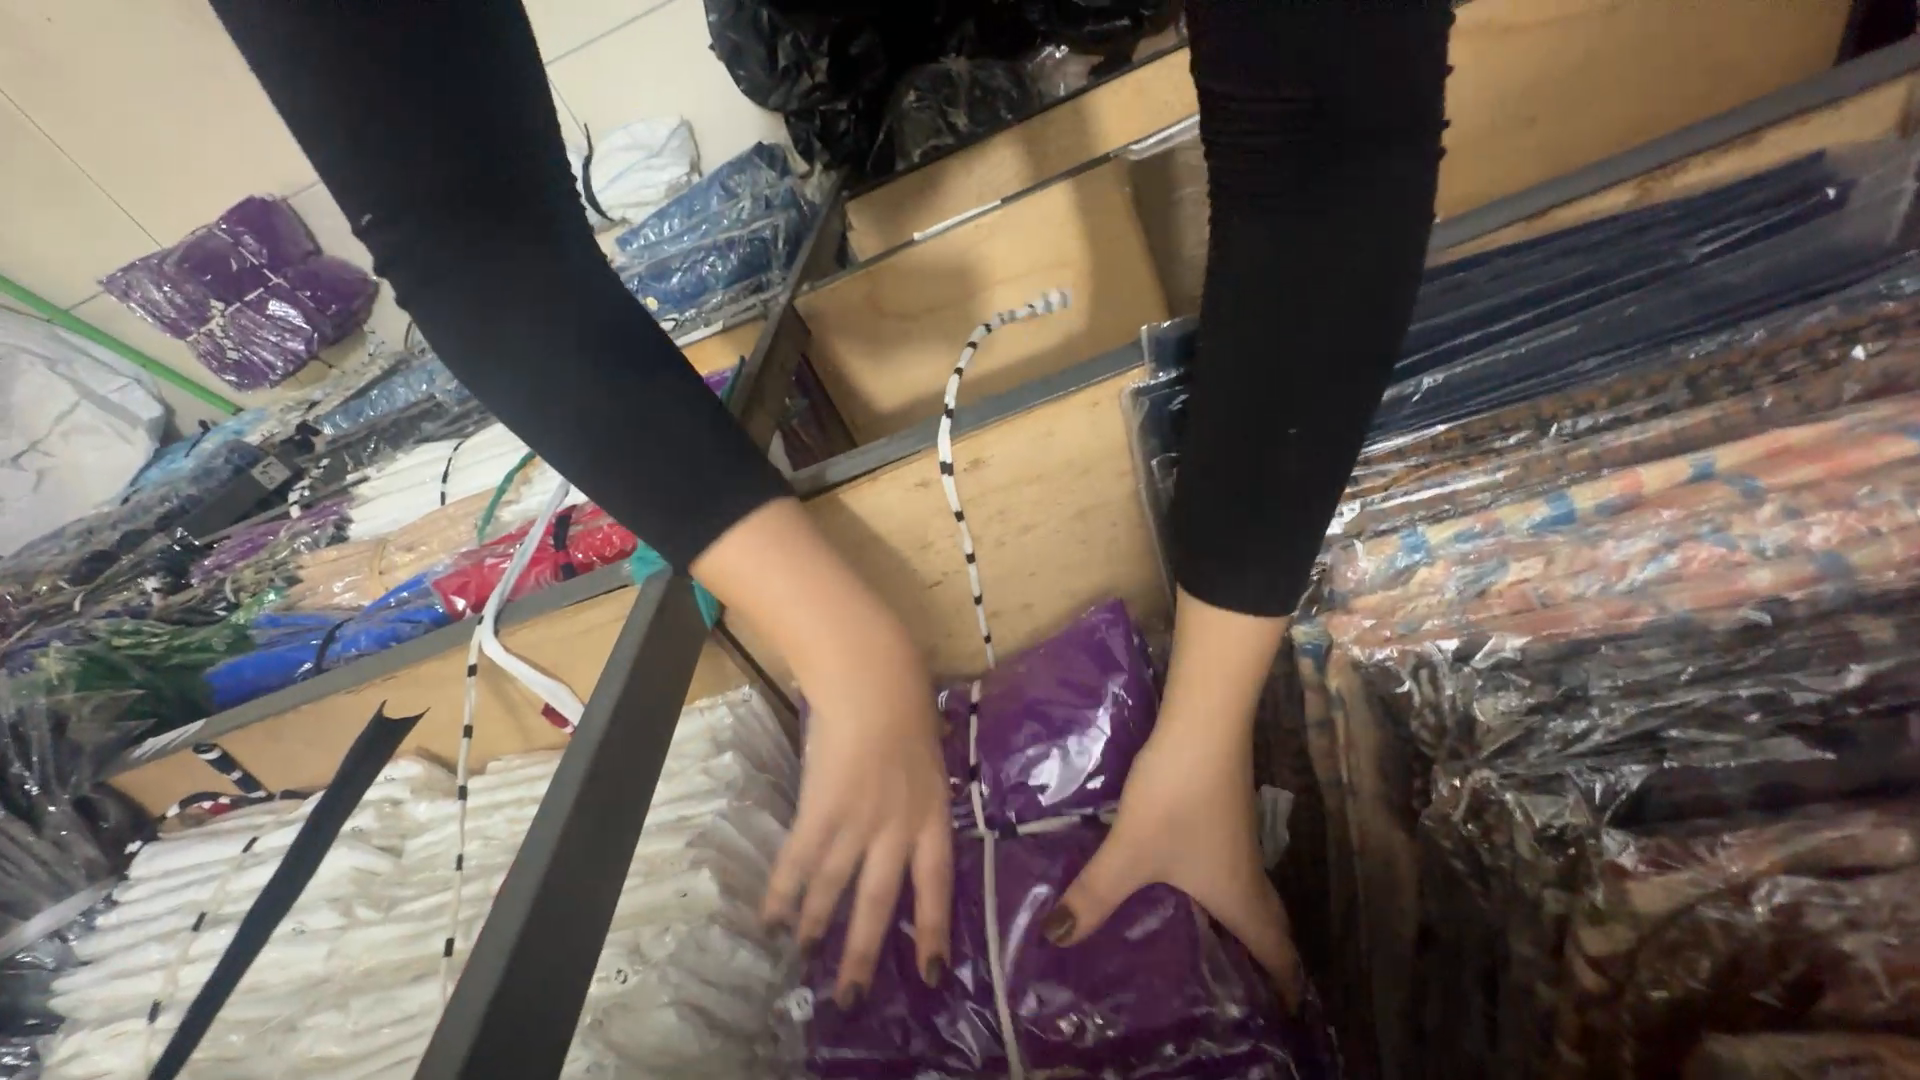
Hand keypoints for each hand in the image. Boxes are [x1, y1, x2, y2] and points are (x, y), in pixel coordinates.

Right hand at [760, 635, 952, 1006]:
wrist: (874, 679)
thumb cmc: (904, 707)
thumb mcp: (929, 756)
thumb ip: (923, 791)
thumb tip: (916, 810)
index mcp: (933, 814)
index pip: (937, 886)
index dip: (933, 931)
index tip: (932, 973)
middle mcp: (899, 829)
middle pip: (881, 904)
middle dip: (864, 954)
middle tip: (850, 998)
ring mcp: (860, 822)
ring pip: (836, 890)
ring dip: (816, 927)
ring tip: (803, 959)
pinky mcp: (822, 811)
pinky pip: (800, 864)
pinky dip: (782, 895)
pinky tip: (769, 921)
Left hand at [1043, 727, 1304, 1005]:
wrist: (1203, 724)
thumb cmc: (1177, 796)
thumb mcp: (1131, 849)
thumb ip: (1096, 893)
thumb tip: (1055, 939)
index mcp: (1241, 898)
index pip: (1280, 955)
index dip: (1285, 990)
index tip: (1280, 1018)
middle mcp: (1249, 874)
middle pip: (1270, 927)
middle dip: (1261, 961)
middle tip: (1237, 989)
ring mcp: (1239, 838)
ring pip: (1249, 896)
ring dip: (1238, 923)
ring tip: (1203, 945)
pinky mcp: (1224, 811)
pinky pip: (1230, 867)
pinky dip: (1218, 888)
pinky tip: (1182, 882)